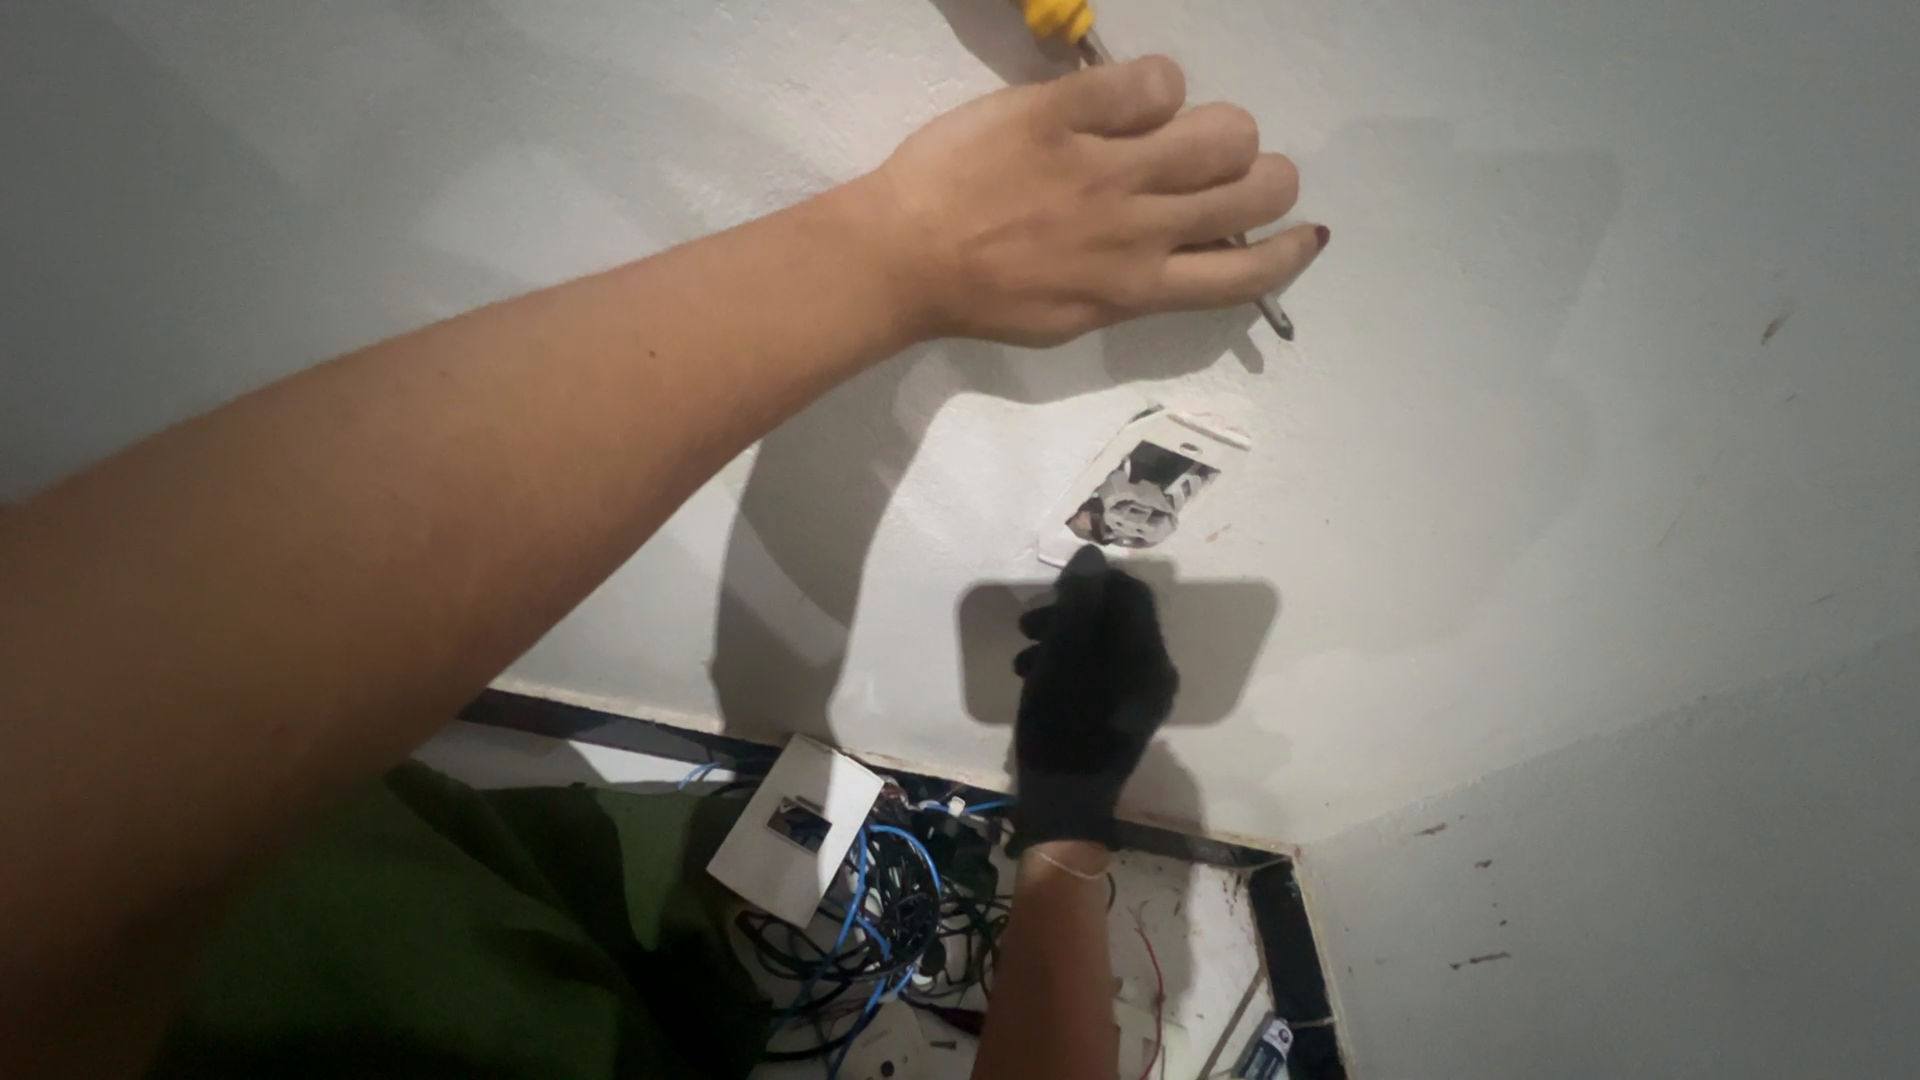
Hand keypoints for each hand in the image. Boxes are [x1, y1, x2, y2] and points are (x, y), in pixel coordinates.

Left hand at [864, 55, 1325, 345]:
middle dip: (1263, 179)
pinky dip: (1152, 89)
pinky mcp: (1069, 112)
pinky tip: (1118, 106)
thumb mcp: (1066, 317)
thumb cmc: (981, 299)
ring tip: (1168, 138)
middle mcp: (1138, 230)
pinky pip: (1154, 80)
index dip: (1287, 253)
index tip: (1302, 234)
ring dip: (1214, 133)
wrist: (904, 257)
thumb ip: (1131, 288)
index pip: (1244, 275)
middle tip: (1222, 177)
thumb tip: (1179, 255)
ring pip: (1223, 131)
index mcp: (1135, 289)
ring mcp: (1106, 167)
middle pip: (1258, 188)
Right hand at [1009, 545, 1178, 851]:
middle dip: (1069, 611)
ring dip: (1063, 638)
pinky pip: (1101, 669)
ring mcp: (1143, 693)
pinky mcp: (1126, 710)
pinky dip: (1070, 663)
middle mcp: (1154, 670)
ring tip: (1024, 653)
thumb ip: (1079, 604)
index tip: (1050, 588)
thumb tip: (1092, 554)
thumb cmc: (1061, 727)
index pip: (1131, 591)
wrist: (1064, 804)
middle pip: (1116, 617)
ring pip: (1103, 643)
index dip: (1092, 579)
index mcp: (1147, 654)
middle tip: (1028, 622)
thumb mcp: (1062, 658)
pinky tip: (1036, 676)